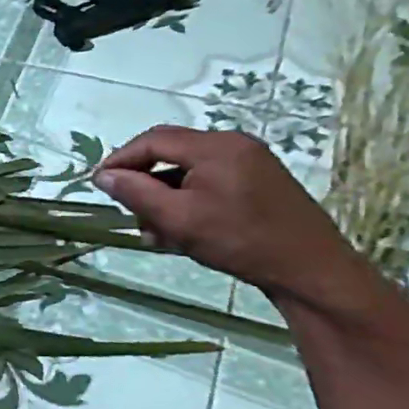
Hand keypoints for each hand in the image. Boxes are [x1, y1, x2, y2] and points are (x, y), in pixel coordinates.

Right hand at [92, 126, 376, 310]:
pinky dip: (187, 200)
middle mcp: (233, 144)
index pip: (153, 140)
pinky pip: (208, 180)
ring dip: (163, 196)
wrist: (309, 268)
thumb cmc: (240, 241)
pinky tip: (181, 230)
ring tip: (155, 231)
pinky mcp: (257, 180)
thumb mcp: (178, 219)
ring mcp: (249, 161)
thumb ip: (136, 193)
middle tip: (128, 211)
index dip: (121, 159)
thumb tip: (103, 175)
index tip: (98, 183)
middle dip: (143, 181)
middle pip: (170, 152)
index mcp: (215, 146)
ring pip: (188, 170)